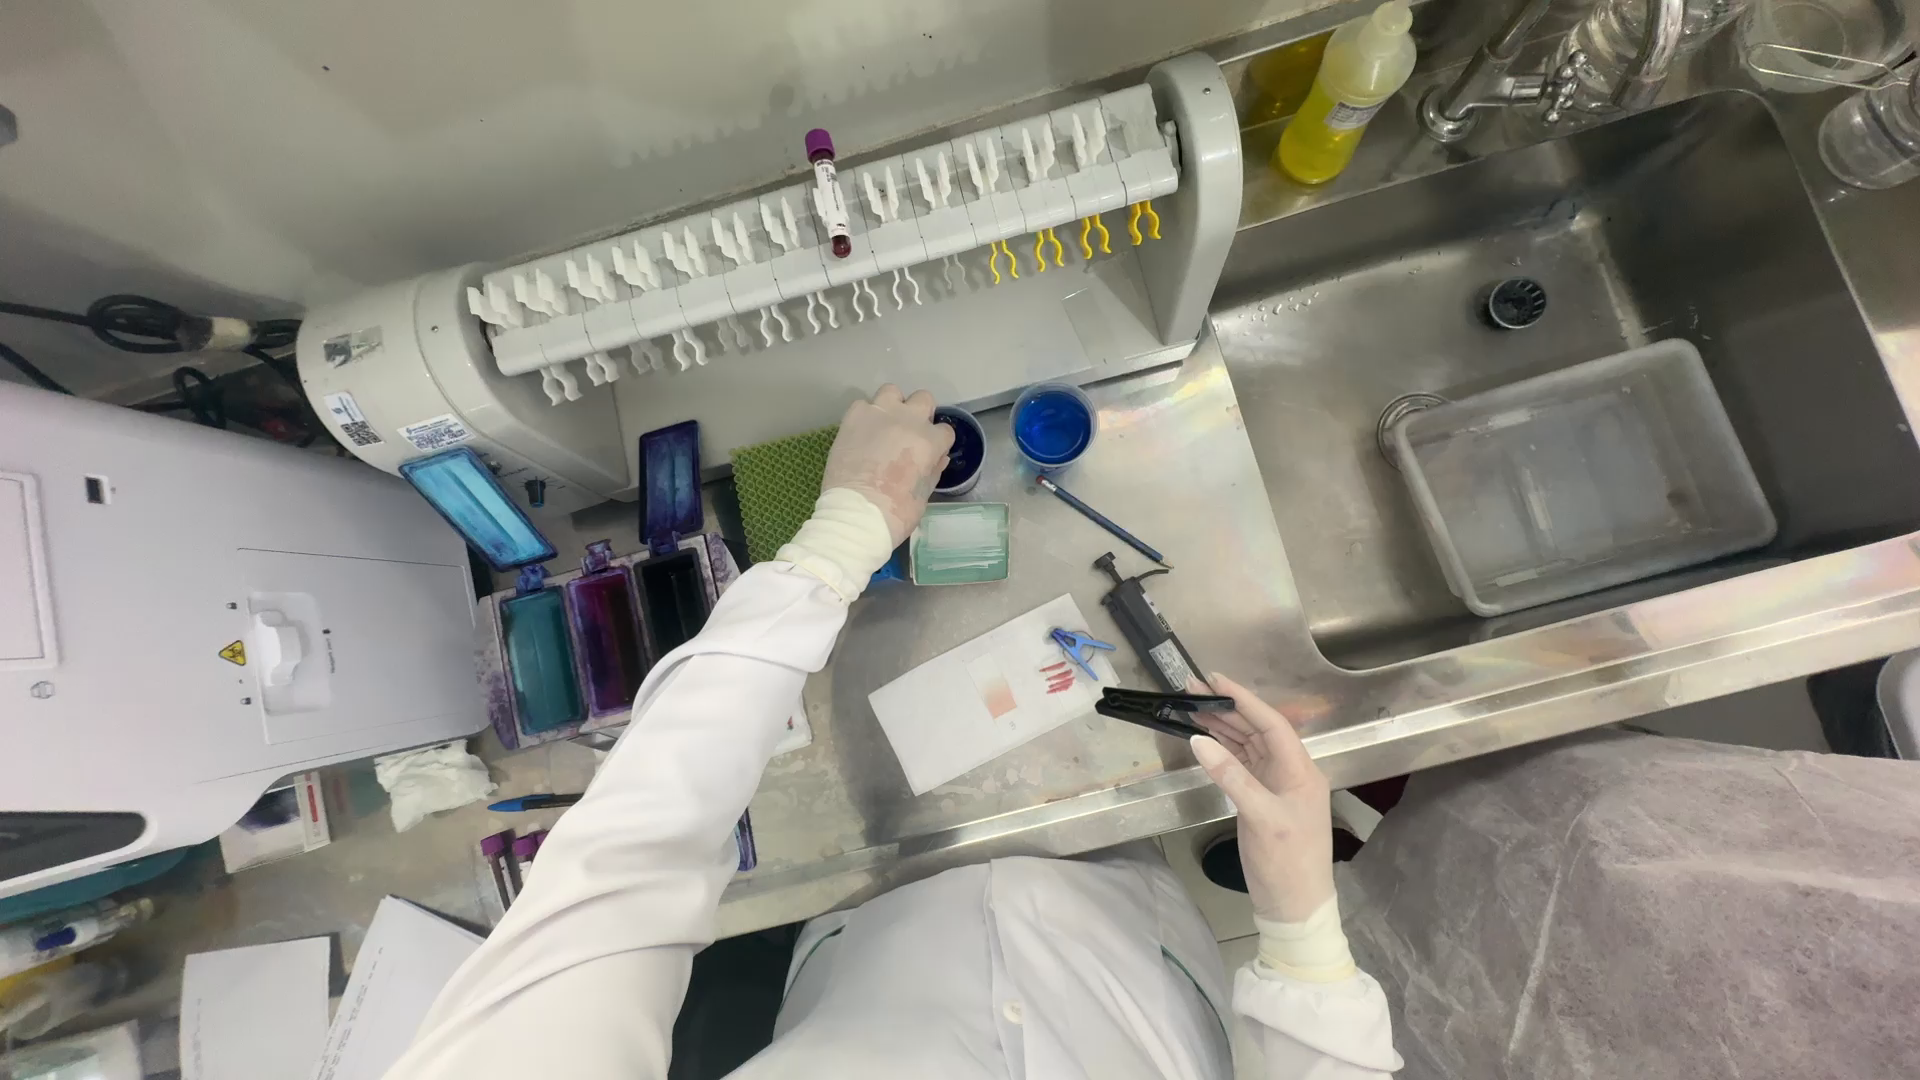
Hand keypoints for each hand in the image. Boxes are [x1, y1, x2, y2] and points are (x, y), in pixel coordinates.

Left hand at [821, 385, 954, 546]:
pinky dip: (865, 416)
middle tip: (908, 435)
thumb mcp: (924, 495)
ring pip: (892, 392)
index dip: (938, 443)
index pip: (945, 431)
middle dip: (920, 415)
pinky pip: (863, 405)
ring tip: (884, 426)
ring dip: (892, 406)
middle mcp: (908, 420)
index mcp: (930, 441)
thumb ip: (932, 470)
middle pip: (924, 399)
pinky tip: (862, 434)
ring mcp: (880, 414)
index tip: (928, 454)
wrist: (857, 514)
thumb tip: (937, 458)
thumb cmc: (896, 513)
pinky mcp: (854, 417)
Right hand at [1188, 672, 1333, 922]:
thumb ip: (1231, 776)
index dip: (1244, 699)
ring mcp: (1274, 785)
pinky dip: (1220, 747)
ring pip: (1246, 743)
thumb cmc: (1287, 863)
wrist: (1295, 909)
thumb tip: (1198, 740)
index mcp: (1300, 771)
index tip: (1216, 679)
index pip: (1272, 724)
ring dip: (1220, 724)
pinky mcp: (1260, 798)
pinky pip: (1239, 762)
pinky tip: (1202, 736)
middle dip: (1226, 707)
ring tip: (1191, 705)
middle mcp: (1289, 772)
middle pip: (1256, 729)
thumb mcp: (1261, 818)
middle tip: (1191, 688)